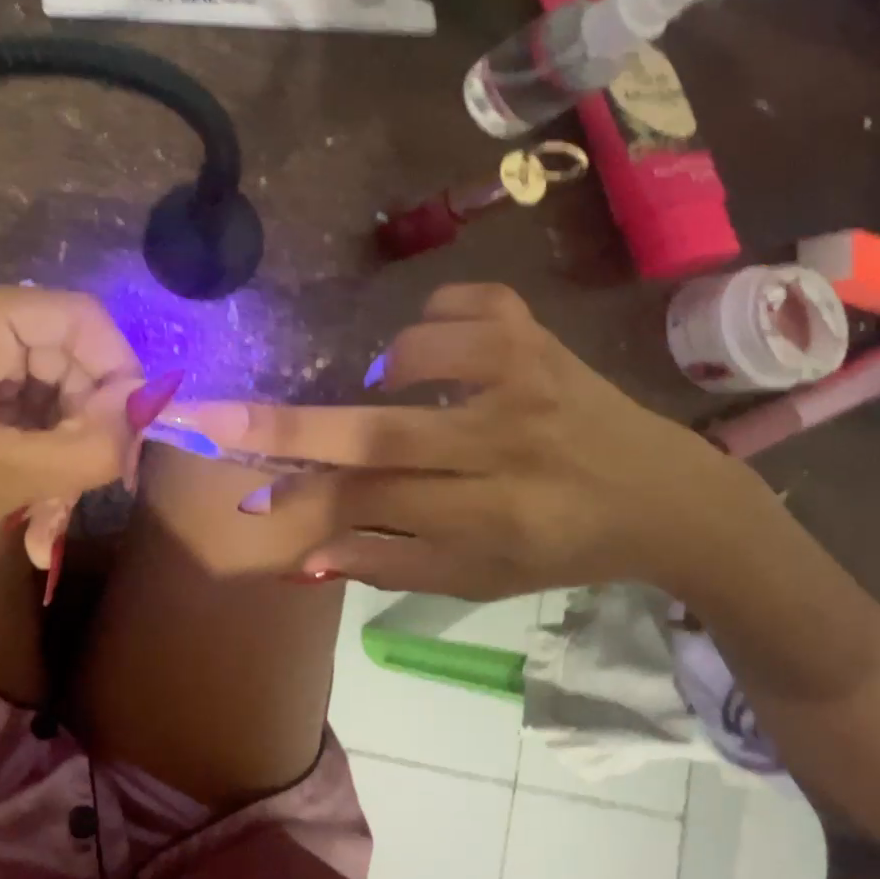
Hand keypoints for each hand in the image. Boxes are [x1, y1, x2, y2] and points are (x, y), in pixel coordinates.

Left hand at [0, 282, 175, 576]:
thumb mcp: (0, 474)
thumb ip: (86, 447)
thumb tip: (144, 423)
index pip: (78, 318)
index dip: (118, 370)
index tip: (135, 435)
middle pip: (67, 358)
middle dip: (86, 428)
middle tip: (98, 489)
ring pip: (50, 397)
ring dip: (62, 459)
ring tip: (50, 522)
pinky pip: (22, 420)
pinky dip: (37, 465)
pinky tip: (33, 521)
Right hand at [164, 284, 782, 599]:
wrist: (668, 496)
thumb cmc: (561, 545)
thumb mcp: (480, 577)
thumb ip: (390, 564)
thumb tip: (303, 549)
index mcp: (498, 516)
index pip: (376, 503)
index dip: (304, 497)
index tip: (244, 489)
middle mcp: (512, 443)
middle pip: (382, 433)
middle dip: (287, 427)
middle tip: (211, 414)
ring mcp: (532, 376)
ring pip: (419, 352)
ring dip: (387, 368)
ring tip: (396, 390)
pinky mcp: (542, 334)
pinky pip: (463, 301)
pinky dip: (434, 317)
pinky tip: (442, 349)